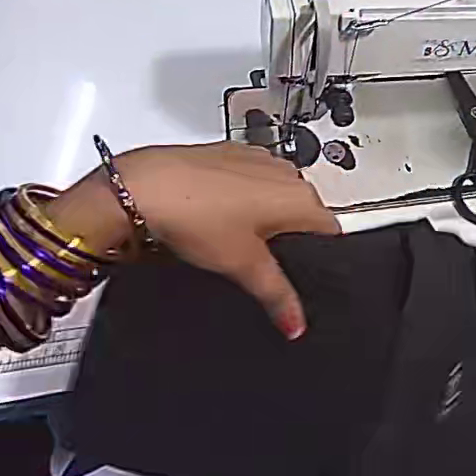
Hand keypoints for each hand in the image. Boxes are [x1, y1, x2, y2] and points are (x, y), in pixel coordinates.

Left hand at [56, 142, 337, 338]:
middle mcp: (285, 171)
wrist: (145, 187)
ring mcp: (258, 158)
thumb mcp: (242, 265)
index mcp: (299, 196)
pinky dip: (243, 194)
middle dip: (289, 233)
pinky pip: (251, 177)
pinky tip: (217, 212)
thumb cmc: (195, 215)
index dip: (318, 254)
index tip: (300, 270)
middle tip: (260, 260)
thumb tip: (296, 323)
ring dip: (265, 212)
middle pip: (304, 210)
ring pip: (276, 192)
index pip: (330, 229)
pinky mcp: (232, 152)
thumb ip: (277, 295)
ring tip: (235, 236)